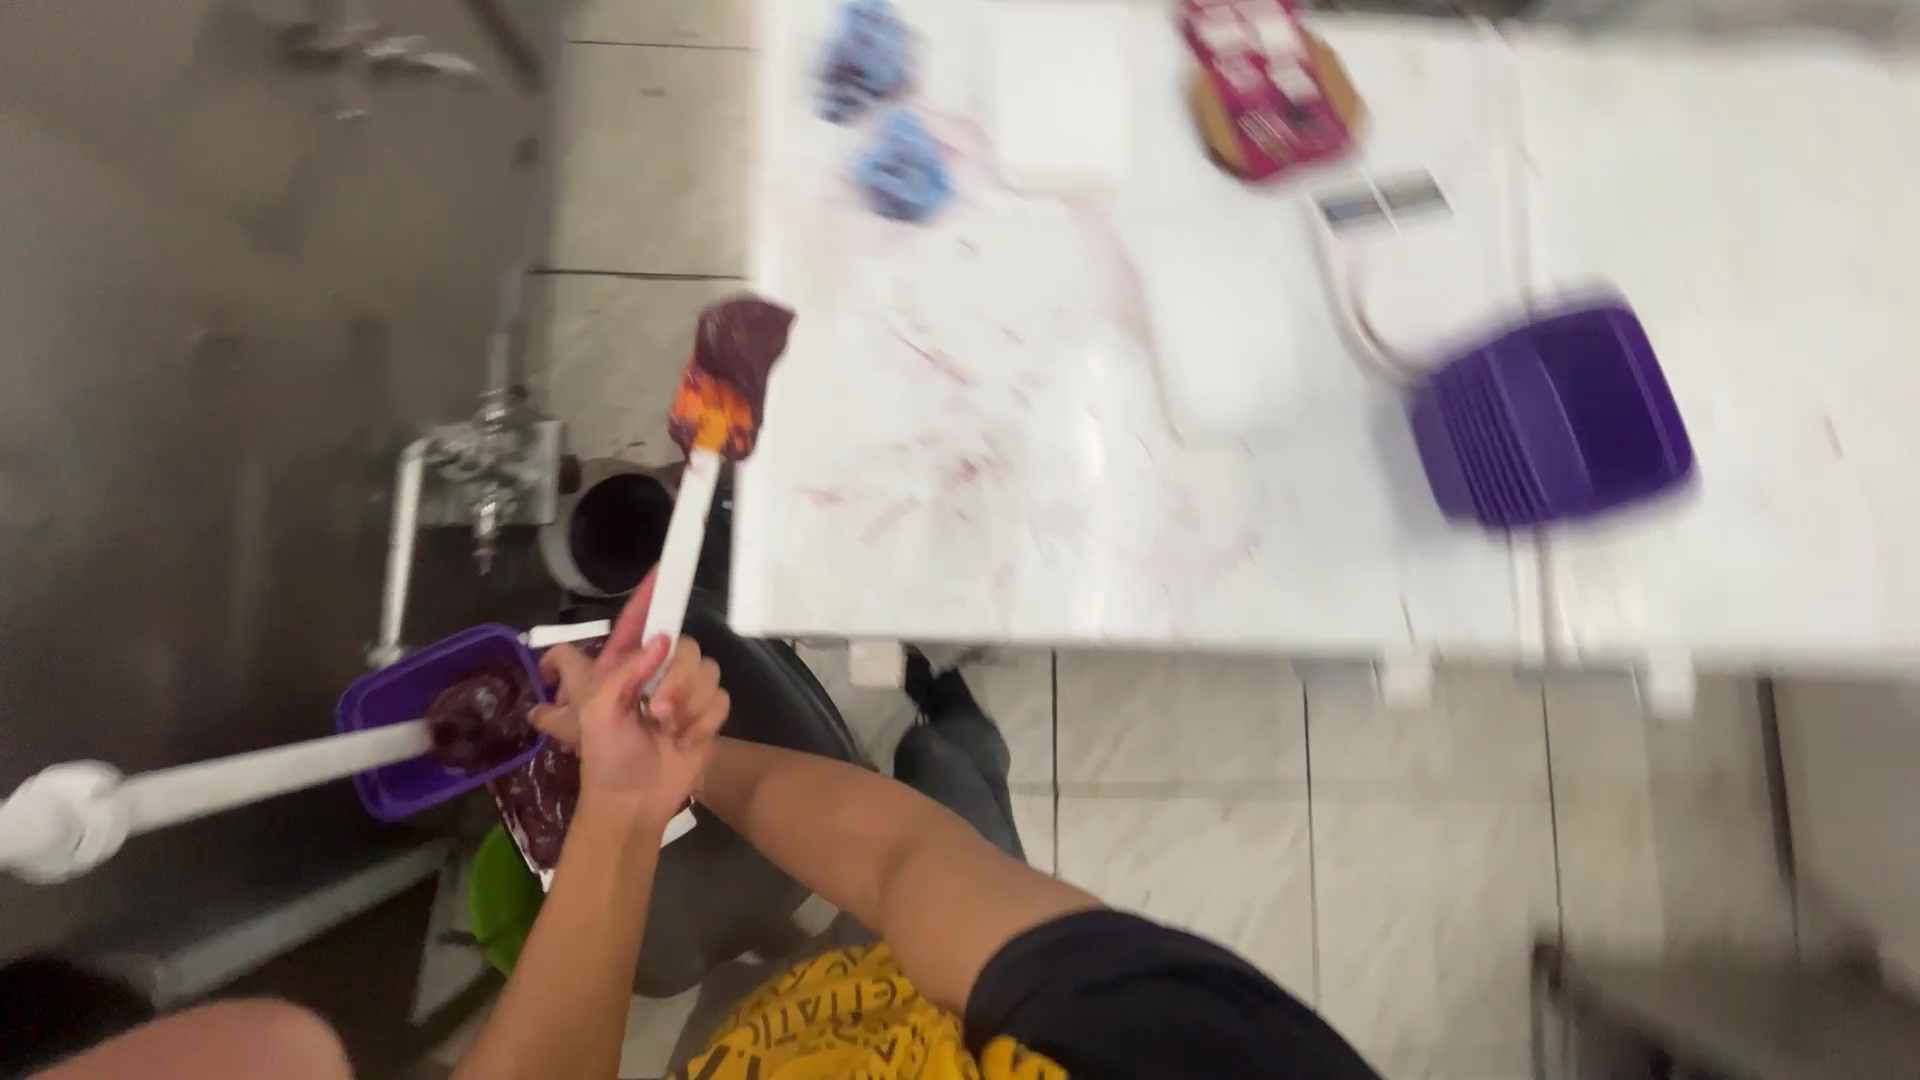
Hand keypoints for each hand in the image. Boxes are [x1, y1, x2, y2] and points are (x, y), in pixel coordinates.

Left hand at [528, 570, 730, 828]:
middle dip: (678, 679)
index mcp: (622, 666)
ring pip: (708, 670)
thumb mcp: (598, 715)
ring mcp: (683, 691)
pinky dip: (703, 722)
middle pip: (686, 646)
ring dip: (690, 704)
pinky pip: (721, 698)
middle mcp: (655, 671)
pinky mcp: (706, 711)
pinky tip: (686, 740)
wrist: (635, 802)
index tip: (663, 571)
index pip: (636, 622)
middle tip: (658, 710)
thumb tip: (663, 641)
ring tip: (669, 729)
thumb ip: (627, 672)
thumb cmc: (606, 758)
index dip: (649, 596)